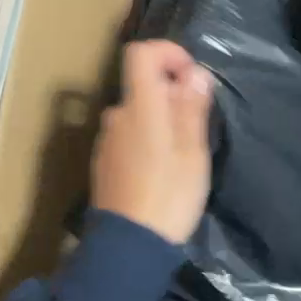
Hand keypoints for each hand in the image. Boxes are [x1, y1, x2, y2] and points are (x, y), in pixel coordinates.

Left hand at [92, 41, 213, 244]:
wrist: (129, 246)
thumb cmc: (168, 195)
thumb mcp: (192, 151)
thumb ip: (191, 107)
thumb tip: (194, 73)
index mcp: (139, 106)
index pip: (140, 53)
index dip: (167, 53)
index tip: (190, 76)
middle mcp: (117, 116)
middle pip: (142, 85)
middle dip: (171, 93)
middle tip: (196, 124)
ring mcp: (106, 140)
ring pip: (136, 112)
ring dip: (159, 119)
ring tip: (182, 152)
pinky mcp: (104, 162)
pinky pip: (128, 135)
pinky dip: (146, 139)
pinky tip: (161, 170)